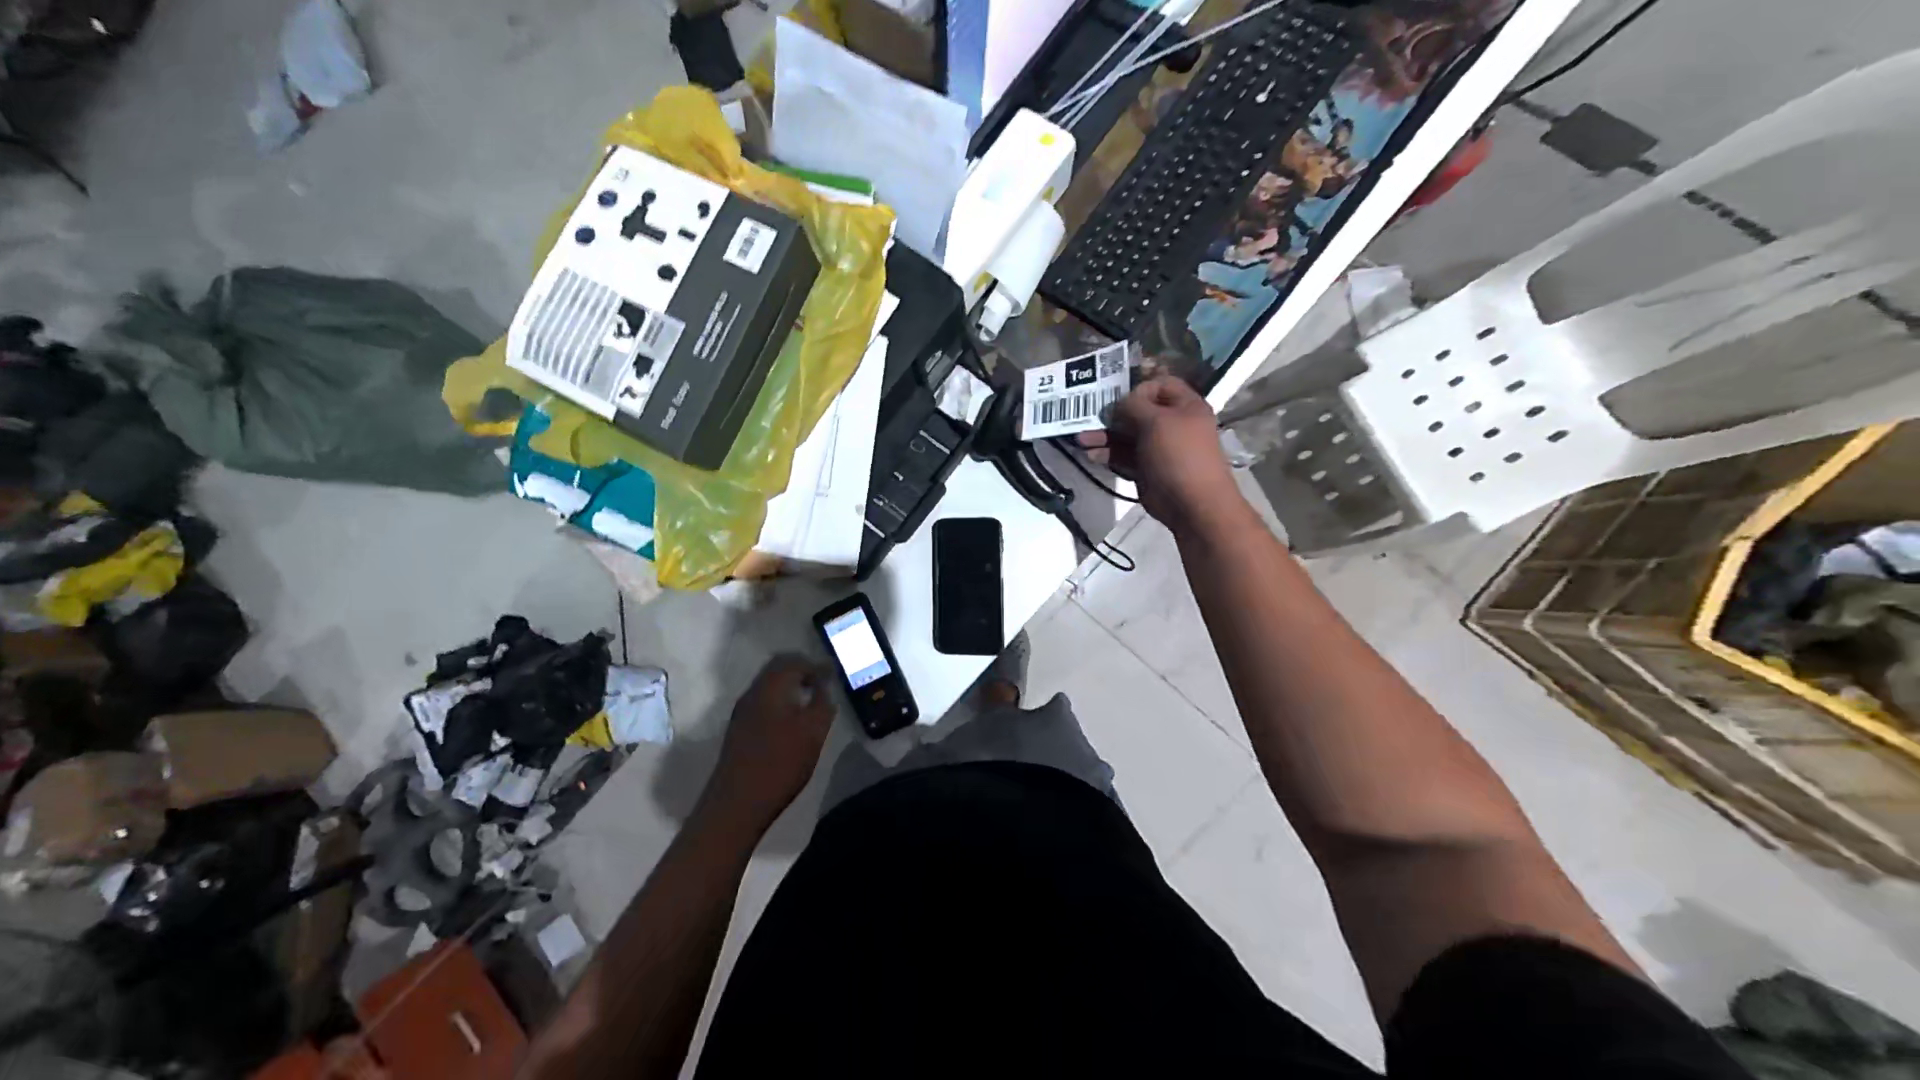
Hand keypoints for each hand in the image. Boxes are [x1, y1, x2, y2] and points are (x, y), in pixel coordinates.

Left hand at [702, 655, 836, 829]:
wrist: (737, 803)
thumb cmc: (781, 763)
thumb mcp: (813, 732)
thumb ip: (822, 703)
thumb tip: (824, 686)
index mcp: (770, 688)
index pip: (793, 661)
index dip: (815, 664)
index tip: (833, 672)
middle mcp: (752, 693)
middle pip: (776, 668)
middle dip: (800, 670)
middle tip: (821, 680)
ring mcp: (742, 712)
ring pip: (768, 686)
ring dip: (789, 685)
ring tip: (810, 698)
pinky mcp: (739, 730)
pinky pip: (763, 702)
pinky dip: (780, 700)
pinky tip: (792, 717)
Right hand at [1077, 375, 1246, 537]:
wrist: (1193, 504)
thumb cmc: (1179, 454)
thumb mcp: (1157, 421)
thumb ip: (1134, 405)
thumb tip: (1120, 403)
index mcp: (1185, 406)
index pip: (1161, 384)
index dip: (1139, 387)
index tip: (1118, 396)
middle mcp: (1171, 424)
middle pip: (1138, 411)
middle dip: (1113, 413)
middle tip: (1089, 416)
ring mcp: (1157, 448)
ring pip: (1126, 436)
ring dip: (1104, 436)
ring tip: (1081, 440)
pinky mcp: (1145, 469)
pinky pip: (1123, 457)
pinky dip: (1107, 455)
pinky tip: (1090, 455)